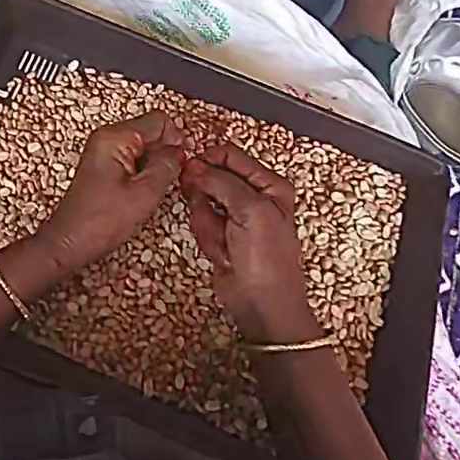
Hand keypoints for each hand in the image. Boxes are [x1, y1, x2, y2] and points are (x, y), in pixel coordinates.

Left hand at [34, 112, 184, 273]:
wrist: (69, 242)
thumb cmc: (99, 222)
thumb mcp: (145, 193)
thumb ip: (167, 166)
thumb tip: (179, 153)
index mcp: (115, 138)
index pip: (159, 120)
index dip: (176, 141)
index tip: (179, 163)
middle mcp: (106, 138)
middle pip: (151, 131)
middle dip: (165, 152)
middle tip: (167, 180)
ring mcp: (103, 151)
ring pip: (143, 146)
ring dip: (154, 164)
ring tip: (151, 190)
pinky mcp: (102, 165)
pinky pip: (132, 158)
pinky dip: (142, 171)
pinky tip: (141, 192)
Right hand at [181, 143, 320, 343]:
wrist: (261, 303)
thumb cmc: (267, 257)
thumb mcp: (250, 210)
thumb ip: (222, 181)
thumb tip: (195, 165)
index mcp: (269, 183)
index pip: (231, 155)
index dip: (208, 158)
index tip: (190, 167)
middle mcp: (252, 196)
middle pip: (211, 177)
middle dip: (206, 197)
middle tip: (212, 215)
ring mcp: (234, 216)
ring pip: (201, 201)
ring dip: (207, 223)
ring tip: (224, 242)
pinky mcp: (219, 234)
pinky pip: (200, 223)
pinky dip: (206, 237)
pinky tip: (222, 253)